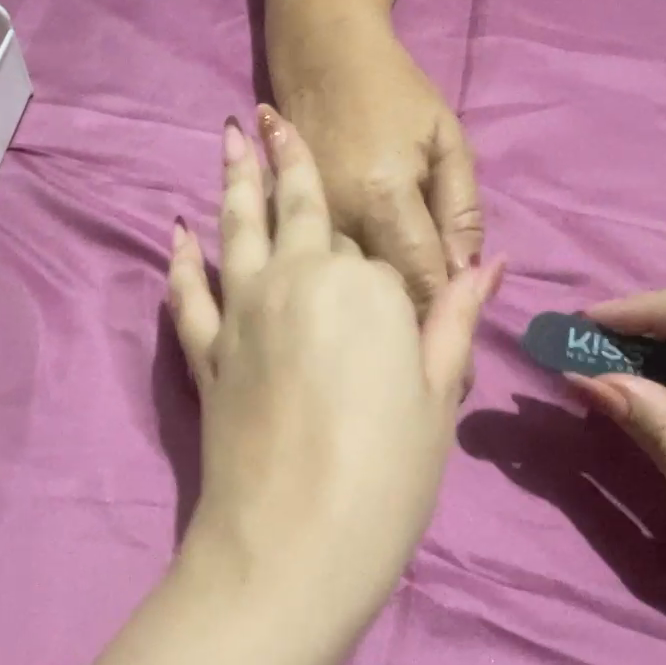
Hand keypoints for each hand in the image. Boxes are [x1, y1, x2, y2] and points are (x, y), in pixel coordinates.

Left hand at [167, 106, 501, 625]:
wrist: (291, 550)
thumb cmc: (386, 481)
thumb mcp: (437, 400)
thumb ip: (453, 321)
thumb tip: (489, 263)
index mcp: (369, 288)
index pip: (379, 257)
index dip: (388, 270)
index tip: (392, 278)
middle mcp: (299, 282)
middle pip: (298, 210)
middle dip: (289, 160)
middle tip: (273, 114)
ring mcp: (243, 316)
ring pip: (237, 233)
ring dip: (234, 183)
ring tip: (229, 138)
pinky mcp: (203, 356)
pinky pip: (189, 295)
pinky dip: (182, 263)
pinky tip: (177, 236)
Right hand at [276, 29, 480, 313]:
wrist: (320, 61)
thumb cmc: (394, 95)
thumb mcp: (446, 139)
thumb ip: (461, 210)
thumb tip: (468, 274)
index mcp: (384, 197)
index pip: (423, 278)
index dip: (446, 310)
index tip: (460, 333)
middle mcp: (340, 223)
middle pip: (383, 298)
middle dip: (412, 323)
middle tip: (437, 343)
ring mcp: (306, 232)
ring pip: (349, 297)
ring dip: (377, 315)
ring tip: (399, 333)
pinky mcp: (284, 234)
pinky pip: (323, 278)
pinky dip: (346, 293)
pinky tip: (358, 303)